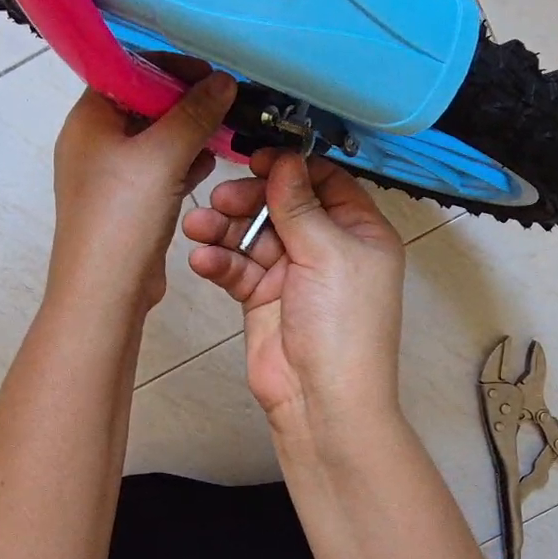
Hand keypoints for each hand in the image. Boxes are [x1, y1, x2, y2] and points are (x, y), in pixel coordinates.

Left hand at [49, 57, 234, 314]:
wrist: (105, 291)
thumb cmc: (123, 215)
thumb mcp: (161, 156)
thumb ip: (195, 113)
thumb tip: (225, 81)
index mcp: (88, 119)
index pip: (128, 70)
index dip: (170, 67)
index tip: (211, 73)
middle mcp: (94, 142)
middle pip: (144, 104)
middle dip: (186, 102)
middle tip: (226, 103)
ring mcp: (110, 175)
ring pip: (155, 140)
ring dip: (188, 134)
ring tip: (224, 133)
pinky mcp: (128, 203)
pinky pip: (159, 170)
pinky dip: (183, 164)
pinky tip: (209, 166)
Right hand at [183, 152, 406, 431]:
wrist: (322, 399)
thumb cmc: (344, 328)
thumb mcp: (328, 253)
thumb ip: (300, 205)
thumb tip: (285, 161)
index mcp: (360, 232)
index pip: (326, 182)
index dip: (291, 168)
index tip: (257, 158)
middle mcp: (328, 249)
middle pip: (282, 205)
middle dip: (249, 200)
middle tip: (221, 197)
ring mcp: (294, 274)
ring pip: (253, 235)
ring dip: (224, 228)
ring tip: (197, 226)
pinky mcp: (264, 298)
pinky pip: (238, 268)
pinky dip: (220, 261)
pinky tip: (204, 260)